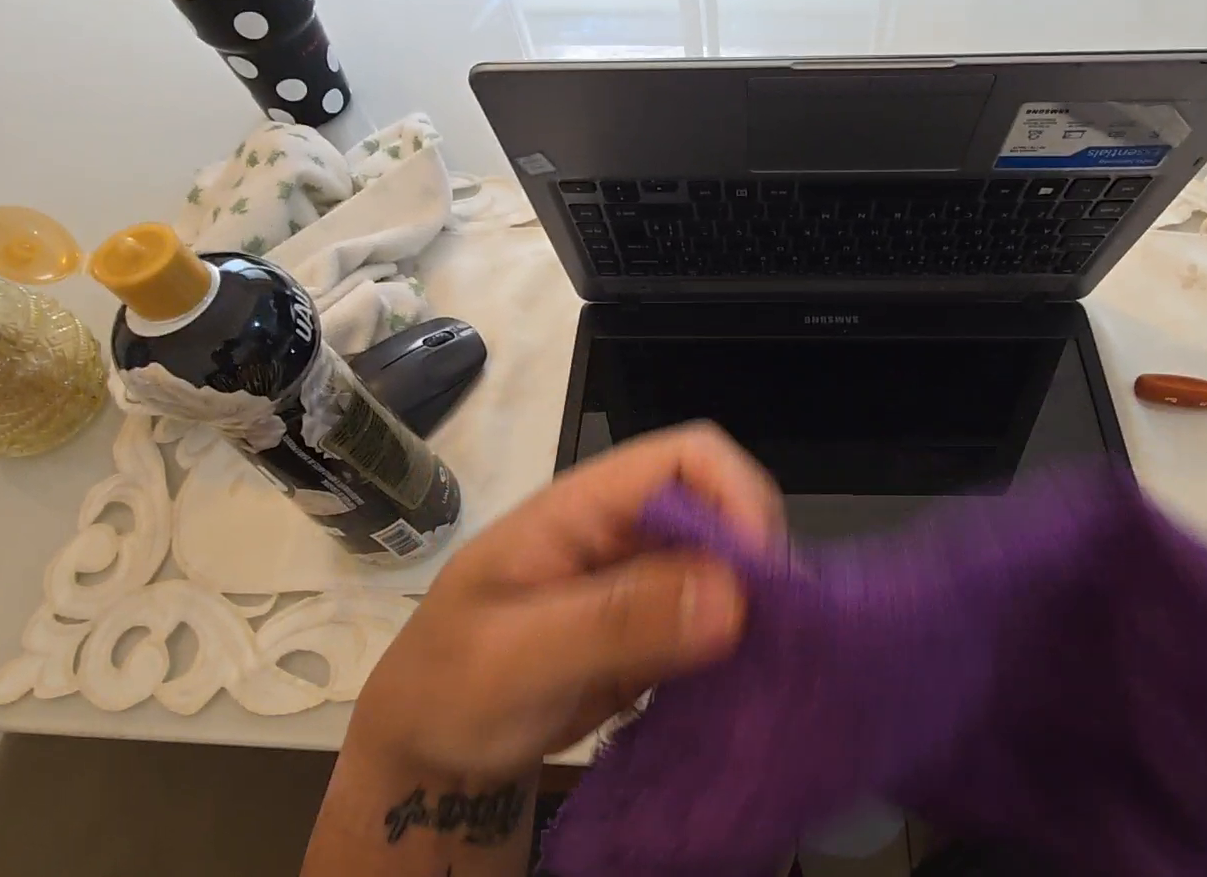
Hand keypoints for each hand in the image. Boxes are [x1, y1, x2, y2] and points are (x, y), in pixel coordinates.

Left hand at [347, 422, 784, 779]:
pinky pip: (719, 615)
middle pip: (722, 504)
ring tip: (771, 661)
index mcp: (584, 506)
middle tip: (775, 630)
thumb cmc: (448, 690)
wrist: (430, 750)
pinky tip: (746, 681)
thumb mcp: (514, 657)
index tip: (758, 574)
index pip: (686, 456)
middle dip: (757, 556)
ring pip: (729, 562)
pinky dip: (742, 642)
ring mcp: (641, 578)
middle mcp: (623, 529)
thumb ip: (614, 621)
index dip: (735, 495)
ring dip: (758, 603)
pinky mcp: (655, 626)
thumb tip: (731, 594)